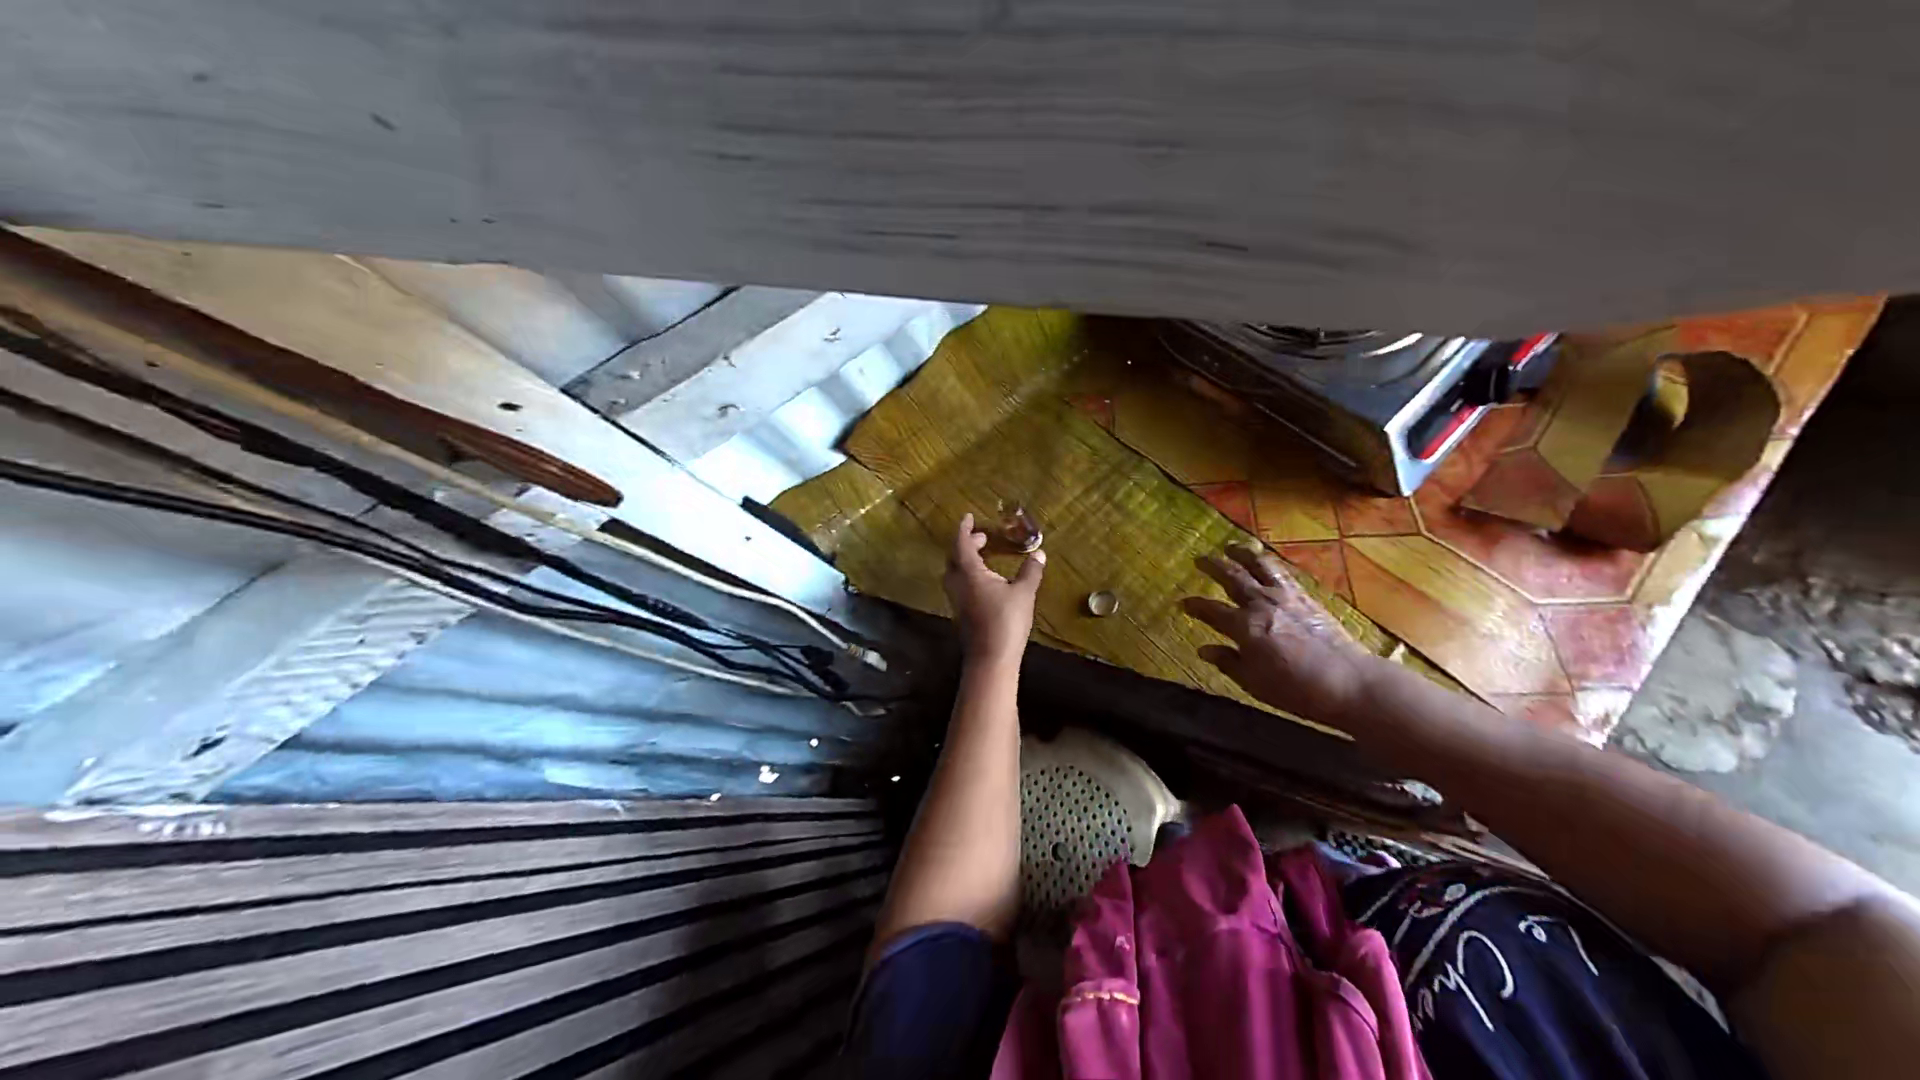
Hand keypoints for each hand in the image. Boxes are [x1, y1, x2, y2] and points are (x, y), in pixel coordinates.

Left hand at [943, 512, 1044, 660]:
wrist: (990, 658)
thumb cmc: (1006, 621)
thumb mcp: (1023, 593)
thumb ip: (1030, 571)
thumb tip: (1038, 553)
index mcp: (969, 573)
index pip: (961, 544)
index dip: (964, 529)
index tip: (968, 517)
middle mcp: (958, 583)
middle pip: (955, 558)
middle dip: (966, 545)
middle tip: (981, 538)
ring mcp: (957, 600)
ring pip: (955, 573)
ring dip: (965, 561)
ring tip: (982, 557)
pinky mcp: (961, 613)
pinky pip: (959, 586)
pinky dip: (968, 575)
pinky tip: (984, 582)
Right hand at [1182, 545, 1377, 721]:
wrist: (1349, 681)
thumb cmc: (1295, 688)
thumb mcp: (1253, 682)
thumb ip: (1228, 661)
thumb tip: (1204, 649)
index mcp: (1244, 626)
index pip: (1211, 610)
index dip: (1194, 606)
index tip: (1182, 602)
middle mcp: (1262, 604)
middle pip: (1232, 577)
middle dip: (1213, 566)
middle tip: (1200, 558)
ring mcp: (1287, 597)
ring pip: (1260, 566)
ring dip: (1243, 555)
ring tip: (1232, 547)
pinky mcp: (1308, 598)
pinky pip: (1283, 573)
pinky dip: (1270, 565)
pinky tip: (1268, 565)